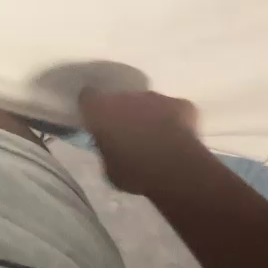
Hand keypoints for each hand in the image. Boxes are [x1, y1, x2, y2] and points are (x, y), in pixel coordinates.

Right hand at [78, 89, 205, 196]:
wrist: (175, 170)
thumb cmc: (134, 172)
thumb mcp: (109, 168)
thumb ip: (106, 151)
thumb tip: (109, 149)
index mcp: (99, 108)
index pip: (87, 97)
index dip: (92, 109)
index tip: (97, 123)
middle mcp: (124, 95)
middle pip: (119, 98)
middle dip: (123, 113)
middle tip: (129, 136)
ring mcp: (154, 97)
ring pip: (147, 103)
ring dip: (148, 115)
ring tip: (156, 139)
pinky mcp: (180, 104)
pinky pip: (174, 108)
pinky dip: (174, 119)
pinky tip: (178, 136)